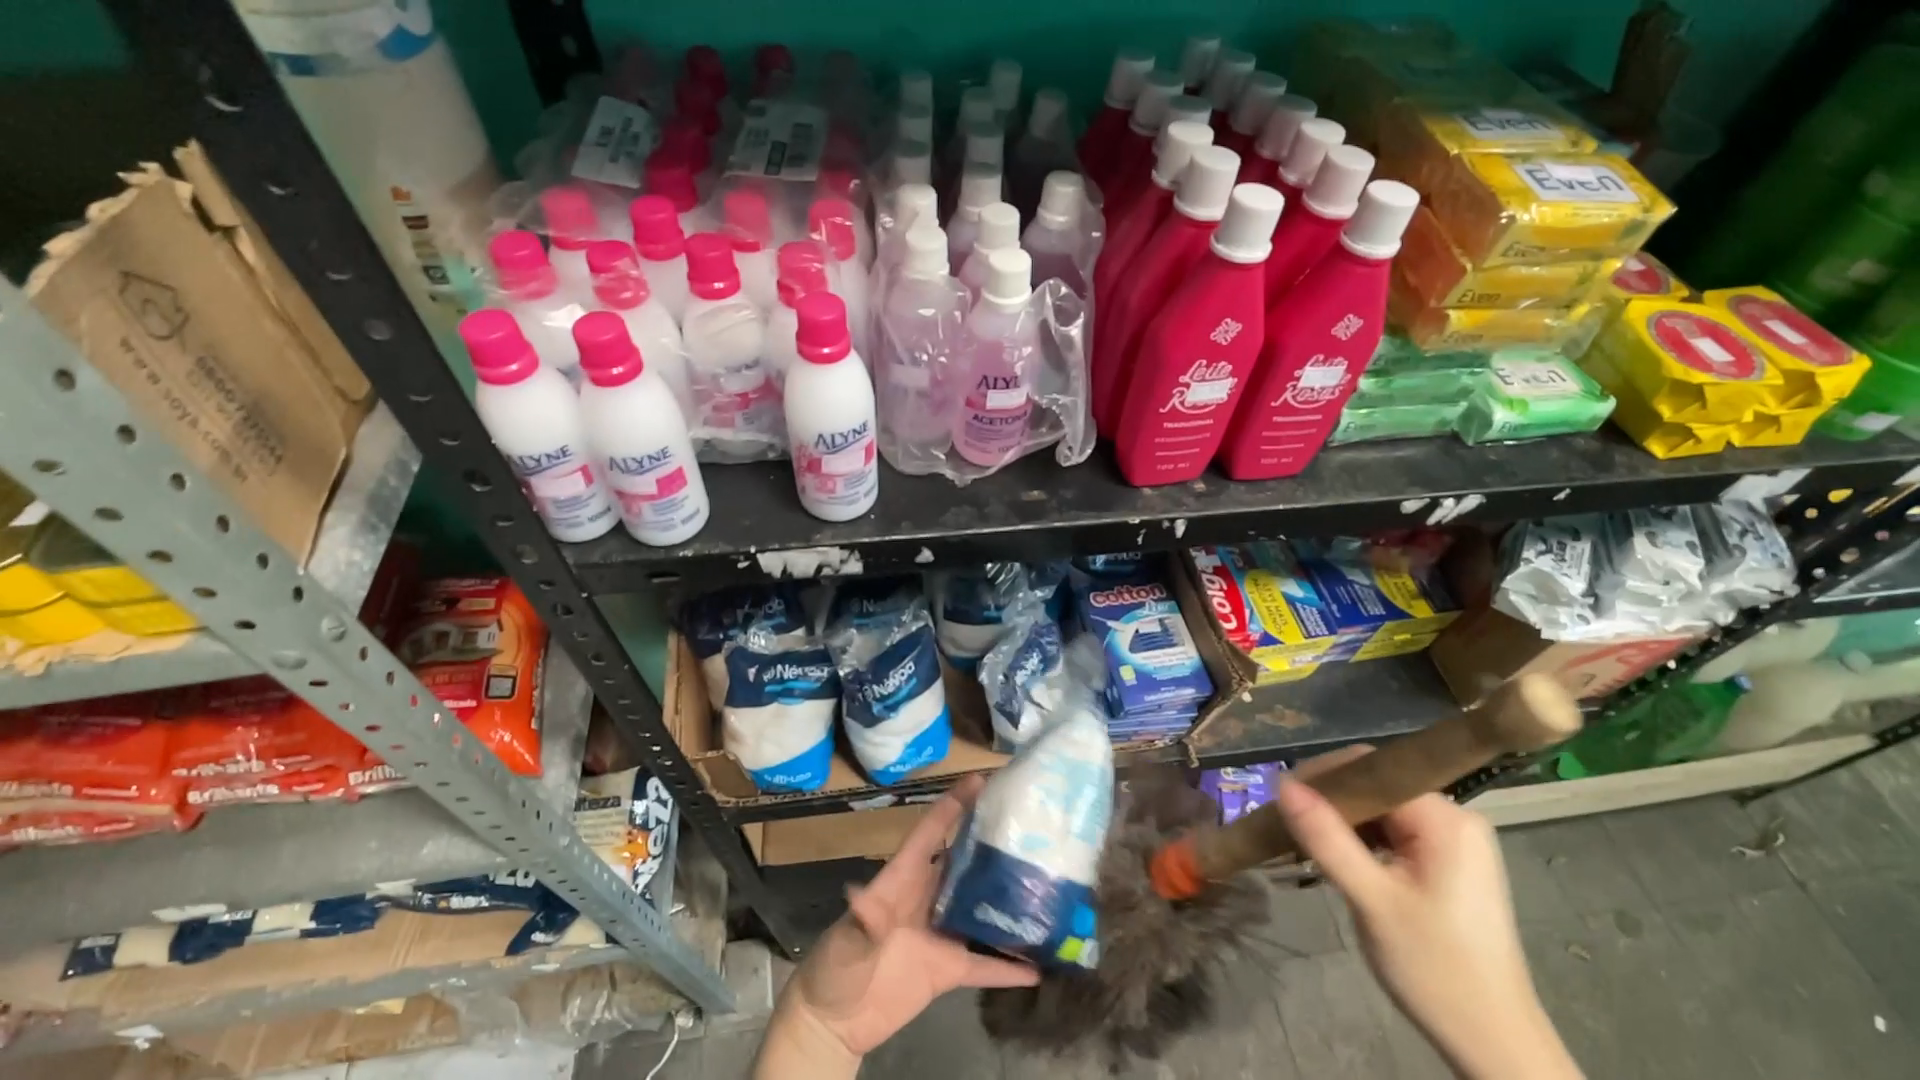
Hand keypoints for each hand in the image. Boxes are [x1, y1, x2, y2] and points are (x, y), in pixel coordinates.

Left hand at [757, 775, 1039, 1077]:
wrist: (832, 1024)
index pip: (929, 835)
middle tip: (1032, 826)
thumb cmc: (833, 972)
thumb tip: (859, 893)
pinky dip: (1010, 967)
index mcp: (901, 882)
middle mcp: (926, 900)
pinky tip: (1041, 966)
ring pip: (982, 911)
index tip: (980, 780)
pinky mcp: (947, 971)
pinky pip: (984, 964)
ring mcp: (939, 935)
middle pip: (964, 865)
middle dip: (992, 844)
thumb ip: (861, 924)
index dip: (952, 806)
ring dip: (1010, 904)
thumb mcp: (845, 945)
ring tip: (1050, 890)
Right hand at [1275, 777, 1581, 1079]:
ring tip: (1303, 844)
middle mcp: (1456, 819)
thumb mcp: (1371, 901)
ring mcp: (1456, 842)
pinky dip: (1364, 843)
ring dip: (1343, 824)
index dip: (1322, 777)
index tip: (1278, 797)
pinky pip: (1396, 835)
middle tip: (1285, 825)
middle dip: (1330, 803)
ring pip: (1384, 813)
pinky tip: (1338, 861)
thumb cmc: (1434, 967)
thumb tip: (1282, 784)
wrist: (1492, 1038)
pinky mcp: (1451, 865)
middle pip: (1378, 788)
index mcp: (1445, 819)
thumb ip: (1327, 838)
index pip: (1372, 769)